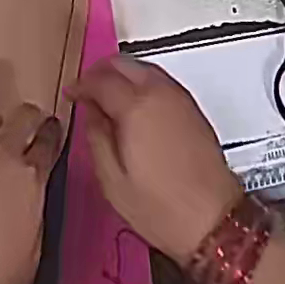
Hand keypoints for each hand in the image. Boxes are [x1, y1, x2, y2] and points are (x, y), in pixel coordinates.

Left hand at [0, 104, 64, 283]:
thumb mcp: (33, 249)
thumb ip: (34, 208)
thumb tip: (29, 196)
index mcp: (30, 175)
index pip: (49, 139)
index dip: (52, 136)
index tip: (51, 138)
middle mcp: (0, 154)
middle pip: (22, 116)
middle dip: (29, 122)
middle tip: (27, 137)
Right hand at [68, 57, 244, 259]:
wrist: (212, 220)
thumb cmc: (165, 208)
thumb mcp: (113, 179)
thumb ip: (96, 136)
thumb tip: (90, 113)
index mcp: (136, 108)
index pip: (100, 80)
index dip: (81, 84)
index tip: (72, 92)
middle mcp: (159, 94)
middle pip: (123, 63)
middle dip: (100, 71)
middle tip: (86, 87)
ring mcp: (179, 98)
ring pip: (143, 67)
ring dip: (122, 72)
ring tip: (106, 93)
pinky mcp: (192, 107)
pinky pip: (160, 79)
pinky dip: (141, 80)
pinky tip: (133, 100)